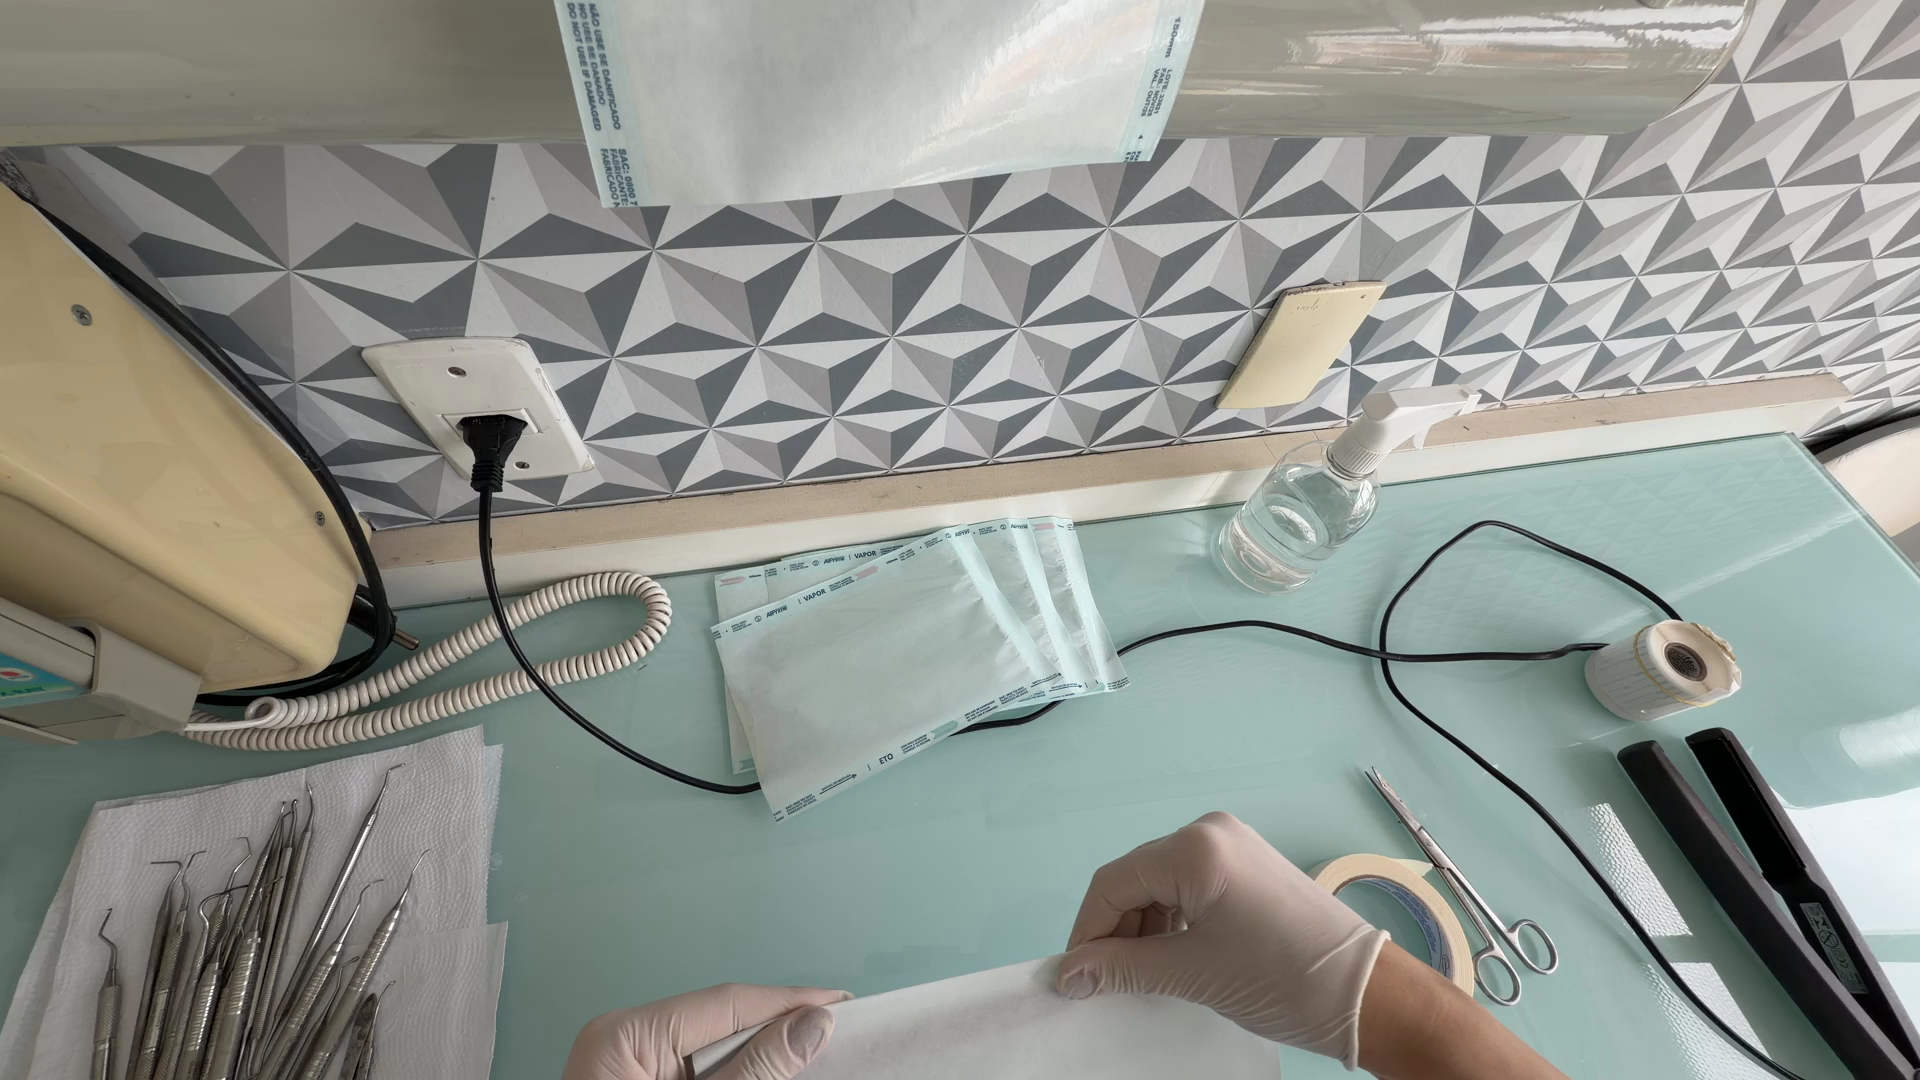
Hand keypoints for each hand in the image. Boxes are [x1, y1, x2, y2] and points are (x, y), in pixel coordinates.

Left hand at [561, 984, 848, 1079]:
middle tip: (838, 1025)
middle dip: (780, 1025)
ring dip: (763, 1052)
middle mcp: (624, 1040)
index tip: (840, 1001)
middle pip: (722, 1022)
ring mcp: (629, 1066)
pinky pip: (698, 1070)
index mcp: (625, 1036)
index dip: (789, 1001)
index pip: (726, 1003)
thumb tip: (817, 1023)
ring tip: (816, 1046)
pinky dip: (737, 1072)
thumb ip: (756, 1073)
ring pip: (714, 1047)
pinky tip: (774, 1069)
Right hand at [1055, 812, 1386, 1066]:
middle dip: (1117, 930)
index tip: (1075, 976)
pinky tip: (1174, 952)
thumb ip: (1121, 968)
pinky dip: (1173, 918)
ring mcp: (1231, 843)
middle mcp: (1207, 831)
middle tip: (1108, 980)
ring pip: (1162, 881)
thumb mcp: (1191, 973)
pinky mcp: (1247, 861)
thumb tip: (1068, 975)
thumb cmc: (1279, 980)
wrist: (1374, 996)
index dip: (1088, 929)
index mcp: (1192, 847)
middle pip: (1137, 878)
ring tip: (1144, 973)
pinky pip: (1190, 883)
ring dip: (1144, 926)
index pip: (1114, 881)